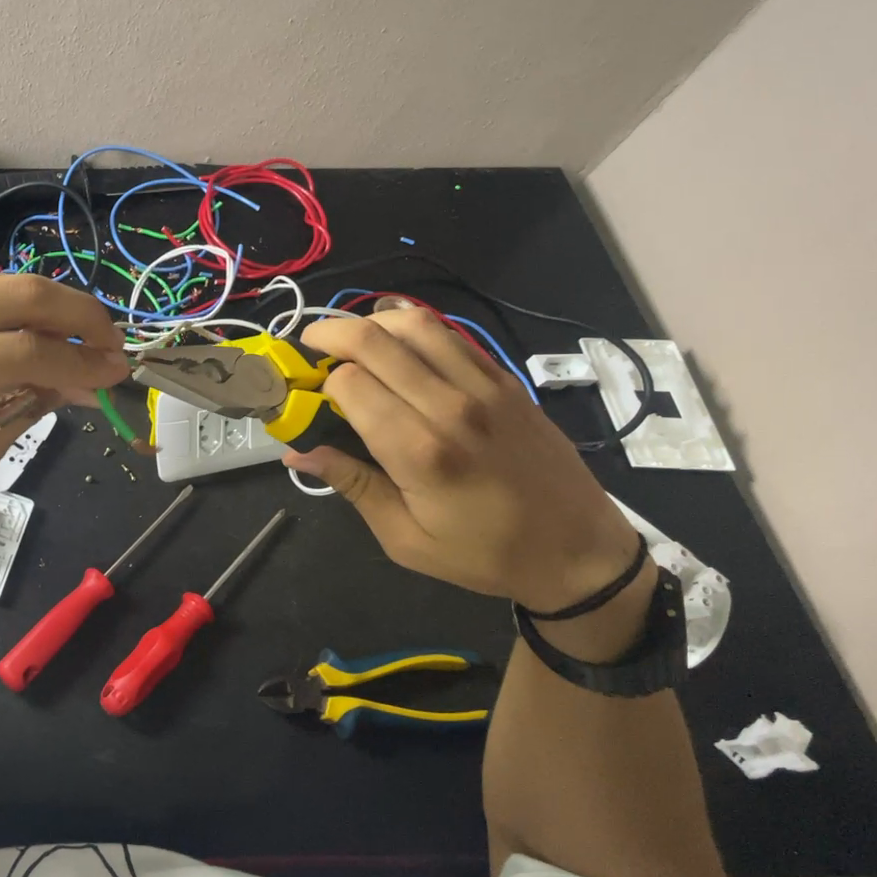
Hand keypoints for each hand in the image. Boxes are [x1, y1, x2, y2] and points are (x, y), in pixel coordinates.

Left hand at [0, 262, 127, 488]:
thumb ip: (34, 405)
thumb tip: (93, 379)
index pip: (24, 351)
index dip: (80, 359)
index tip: (116, 370)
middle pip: (24, 295)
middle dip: (81, 316)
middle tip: (111, 342)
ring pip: (8, 283)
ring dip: (51, 310)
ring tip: (76, 340)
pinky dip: (12, 306)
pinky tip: (20, 331)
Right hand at [285, 308, 635, 611]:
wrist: (580, 552)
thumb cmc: (484, 554)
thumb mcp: (405, 538)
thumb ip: (352, 485)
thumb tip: (296, 452)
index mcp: (420, 452)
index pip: (349, 383)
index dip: (318, 385)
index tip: (306, 398)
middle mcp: (450, 407)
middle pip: (375, 340)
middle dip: (330, 335)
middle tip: (310, 349)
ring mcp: (484, 388)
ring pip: (414, 324)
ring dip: (371, 322)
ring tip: (352, 341)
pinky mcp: (505, 381)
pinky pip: (452, 334)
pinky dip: (414, 326)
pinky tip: (396, 341)